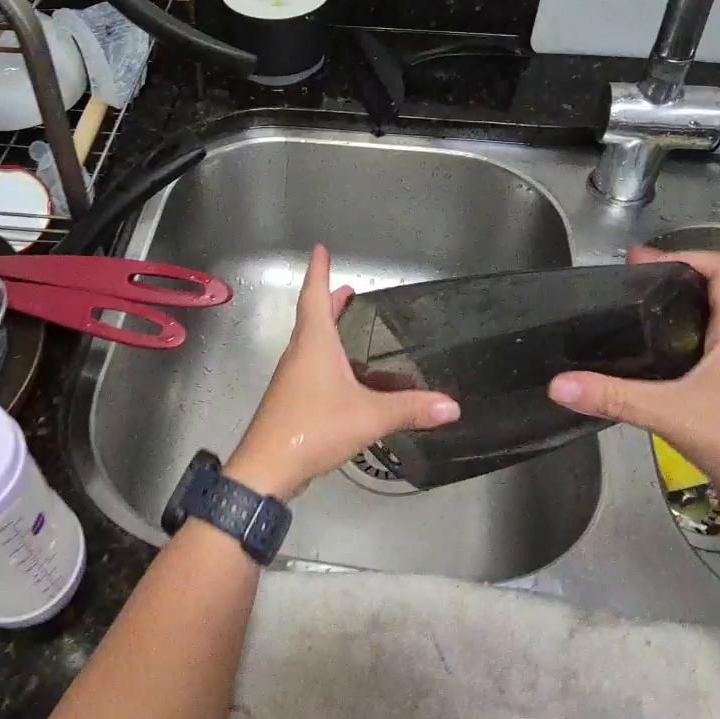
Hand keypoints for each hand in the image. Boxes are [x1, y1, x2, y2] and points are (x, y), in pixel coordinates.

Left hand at [226, 246, 460, 500]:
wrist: (266, 468)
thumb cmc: (313, 428)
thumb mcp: (369, 417)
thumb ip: (410, 409)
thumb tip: (453, 406)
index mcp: (313, 345)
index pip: (315, 297)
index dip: (319, 272)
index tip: (320, 250)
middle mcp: (299, 354)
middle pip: (313, 318)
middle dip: (329, 301)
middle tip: (348, 290)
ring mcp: (292, 379)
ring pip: (310, 344)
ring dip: (327, 330)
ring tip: (349, 325)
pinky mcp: (291, 401)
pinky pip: (310, 368)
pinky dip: (326, 358)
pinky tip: (343, 376)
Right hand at [547, 248, 719, 516]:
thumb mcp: (670, 414)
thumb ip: (613, 397)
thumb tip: (557, 384)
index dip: (687, 256)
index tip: (643, 263)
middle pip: (717, 294)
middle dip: (672, 283)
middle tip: (626, 287)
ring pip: (710, 328)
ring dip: (673, 317)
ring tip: (629, 321)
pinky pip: (703, 359)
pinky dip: (674, 352)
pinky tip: (646, 369)